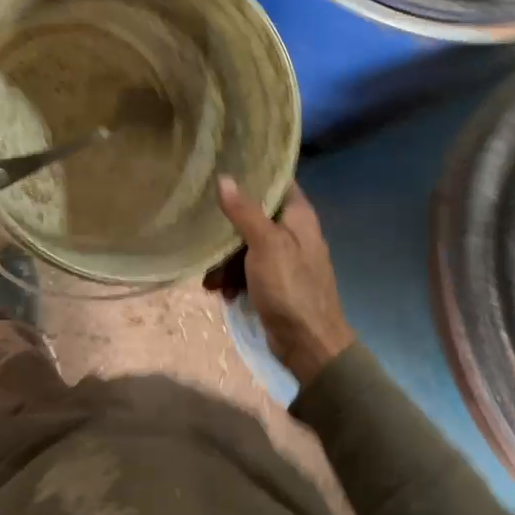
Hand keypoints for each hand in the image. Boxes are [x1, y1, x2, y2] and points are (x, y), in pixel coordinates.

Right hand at [209, 178, 355, 384]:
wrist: (309, 345)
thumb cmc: (290, 287)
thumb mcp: (265, 245)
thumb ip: (245, 211)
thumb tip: (224, 178)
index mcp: (298, 217)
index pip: (276, 182)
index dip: (253, 174)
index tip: (223, 169)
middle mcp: (293, 233)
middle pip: (254, 215)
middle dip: (228, 228)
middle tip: (205, 233)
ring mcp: (284, 259)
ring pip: (246, 244)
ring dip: (225, 260)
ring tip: (211, 279)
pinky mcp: (275, 283)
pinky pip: (248, 270)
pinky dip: (233, 278)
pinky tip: (221, 291)